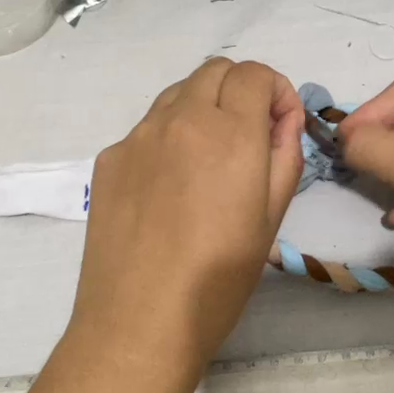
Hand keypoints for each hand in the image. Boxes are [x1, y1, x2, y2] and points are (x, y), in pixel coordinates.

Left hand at [72, 59, 302, 373]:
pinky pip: (147, 127)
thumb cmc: (218, 279)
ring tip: (210, 161)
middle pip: (215, 70)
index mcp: (228, 132)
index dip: (277, 92)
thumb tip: (282, 118)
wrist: (138, 322)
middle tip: (250, 137)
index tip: (280, 127)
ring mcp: (137, 136)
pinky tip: (170, 188)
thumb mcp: (271, 218)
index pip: (255, 74)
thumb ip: (284, 154)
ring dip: (204, 107)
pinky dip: (169, 136)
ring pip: (177, 93)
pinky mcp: (109, 159)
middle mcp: (179, 119)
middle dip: (241, 90)